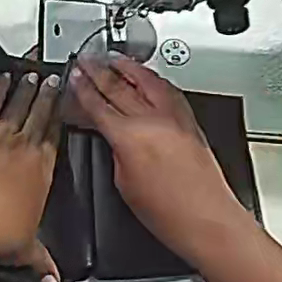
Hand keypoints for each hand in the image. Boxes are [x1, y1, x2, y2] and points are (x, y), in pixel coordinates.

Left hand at [0, 73, 62, 281]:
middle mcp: (25, 147)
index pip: (56, 138)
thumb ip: (43, 265)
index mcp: (41, 172)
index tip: (66, 104)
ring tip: (34, 73)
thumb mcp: (24, 250)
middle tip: (56, 77)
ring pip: (19, 104)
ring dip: (27, 87)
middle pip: (41, 114)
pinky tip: (2, 78)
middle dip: (49, 95)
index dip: (61, 118)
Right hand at [68, 56, 281, 281]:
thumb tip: (110, 135)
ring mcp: (175, 118)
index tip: (74, 77)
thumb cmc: (169, 213)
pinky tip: (149, 77)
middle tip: (87, 61)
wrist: (208, 222)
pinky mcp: (191, 123)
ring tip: (115, 59)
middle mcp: (153, 120)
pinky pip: (169, 91)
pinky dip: (154, 80)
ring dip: (127, 68)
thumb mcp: (122, 182)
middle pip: (118, 86)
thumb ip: (114, 150)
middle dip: (98, 72)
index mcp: (128, 136)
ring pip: (147, 81)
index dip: (82, 89)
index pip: (97, 104)